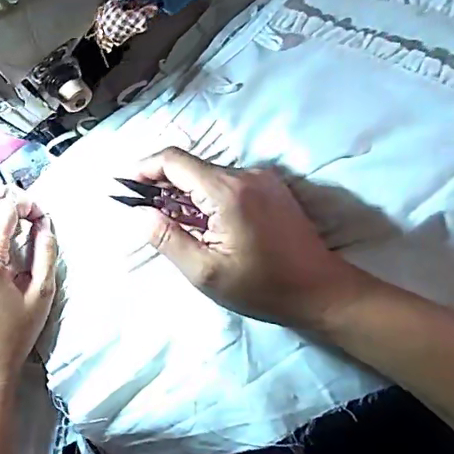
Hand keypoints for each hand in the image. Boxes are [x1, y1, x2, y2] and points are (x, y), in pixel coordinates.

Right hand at [129, 148, 376, 332]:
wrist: (326, 294)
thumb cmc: (263, 287)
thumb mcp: (204, 272)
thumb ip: (166, 237)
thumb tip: (139, 212)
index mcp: (227, 191)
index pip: (173, 160)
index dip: (144, 169)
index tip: (127, 189)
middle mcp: (246, 175)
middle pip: (189, 166)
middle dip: (161, 185)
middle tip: (145, 213)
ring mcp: (262, 180)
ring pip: (206, 175)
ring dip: (183, 193)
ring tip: (174, 224)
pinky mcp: (271, 189)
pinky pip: (224, 182)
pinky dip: (204, 197)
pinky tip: (203, 224)